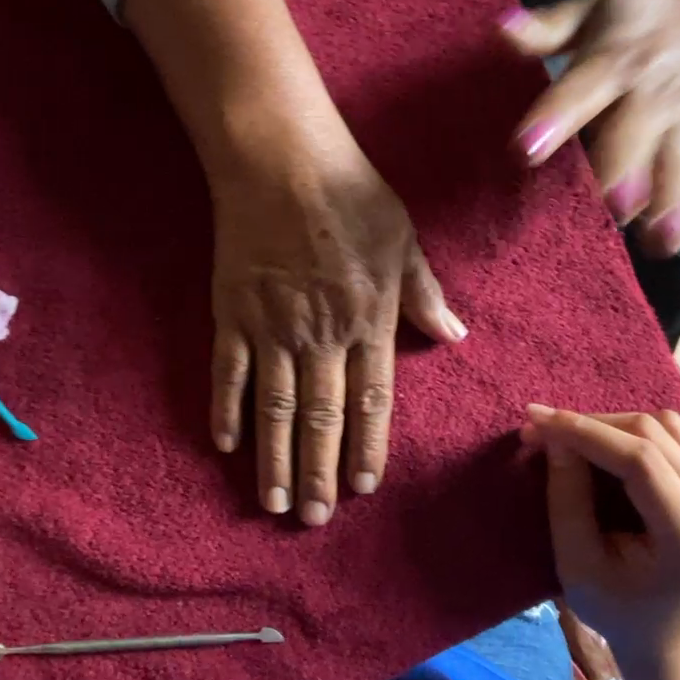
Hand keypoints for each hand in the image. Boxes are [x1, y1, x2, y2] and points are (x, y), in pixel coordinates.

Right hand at [210, 144, 466, 525]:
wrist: (281, 160)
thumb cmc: (349, 193)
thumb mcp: (403, 239)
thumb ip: (424, 293)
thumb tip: (454, 335)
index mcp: (369, 319)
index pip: (371, 400)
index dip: (366, 447)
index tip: (360, 488)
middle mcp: (322, 335)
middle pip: (322, 417)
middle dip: (318, 472)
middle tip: (312, 519)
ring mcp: (273, 327)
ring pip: (276, 408)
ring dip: (276, 459)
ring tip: (274, 502)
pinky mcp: (232, 312)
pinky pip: (228, 372)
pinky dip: (226, 409)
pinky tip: (226, 444)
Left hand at [503, 0, 679, 257]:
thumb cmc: (644, 15)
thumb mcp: (595, 7)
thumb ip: (548, 27)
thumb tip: (501, 28)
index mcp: (616, 59)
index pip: (582, 88)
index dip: (556, 117)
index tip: (527, 148)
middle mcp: (655, 92)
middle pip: (638, 135)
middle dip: (627, 171)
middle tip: (614, 208)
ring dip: (675, 202)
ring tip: (662, 241)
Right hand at [521, 405, 679, 669]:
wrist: (669, 640)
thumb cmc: (615, 610)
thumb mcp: (576, 563)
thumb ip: (567, 496)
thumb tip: (555, 434)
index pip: (640, 461)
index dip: (584, 431)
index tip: (535, 419)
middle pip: (655, 435)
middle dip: (592, 424)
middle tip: (544, 430)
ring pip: (672, 426)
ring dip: (616, 423)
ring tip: (577, 437)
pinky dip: (643, 430)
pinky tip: (614, 444)